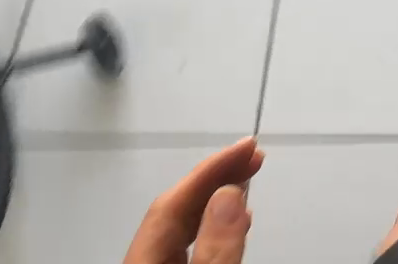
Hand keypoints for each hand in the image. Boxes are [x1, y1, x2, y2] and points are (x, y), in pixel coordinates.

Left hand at [123, 137, 264, 263]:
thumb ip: (214, 247)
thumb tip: (229, 192)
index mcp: (142, 260)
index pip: (173, 201)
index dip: (211, 168)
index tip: (249, 145)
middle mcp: (141, 260)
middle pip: (174, 210)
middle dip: (215, 177)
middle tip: (255, 155)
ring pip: (179, 228)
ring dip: (216, 199)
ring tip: (248, 177)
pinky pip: (186, 245)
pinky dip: (212, 226)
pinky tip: (231, 222)